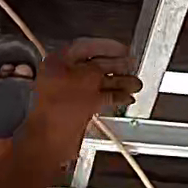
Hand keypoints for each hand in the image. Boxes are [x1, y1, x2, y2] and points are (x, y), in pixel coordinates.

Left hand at [12, 37, 139, 169]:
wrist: (51, 140)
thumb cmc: (61, 106)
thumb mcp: (85, 79)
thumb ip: (99, 68)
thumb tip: (109, 66)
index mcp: (58, 62)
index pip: (84, 46)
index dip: (106, 46)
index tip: (123, 49)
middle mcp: (62, 75)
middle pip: (93, 65)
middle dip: (115, 66)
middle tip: (132, 66)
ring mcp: (69, 93)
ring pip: (97, 83)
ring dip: (118, 82)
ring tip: (136, 84)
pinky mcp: (77, 109)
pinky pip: (97, 98)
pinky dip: (112, 97)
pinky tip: (127, 98)